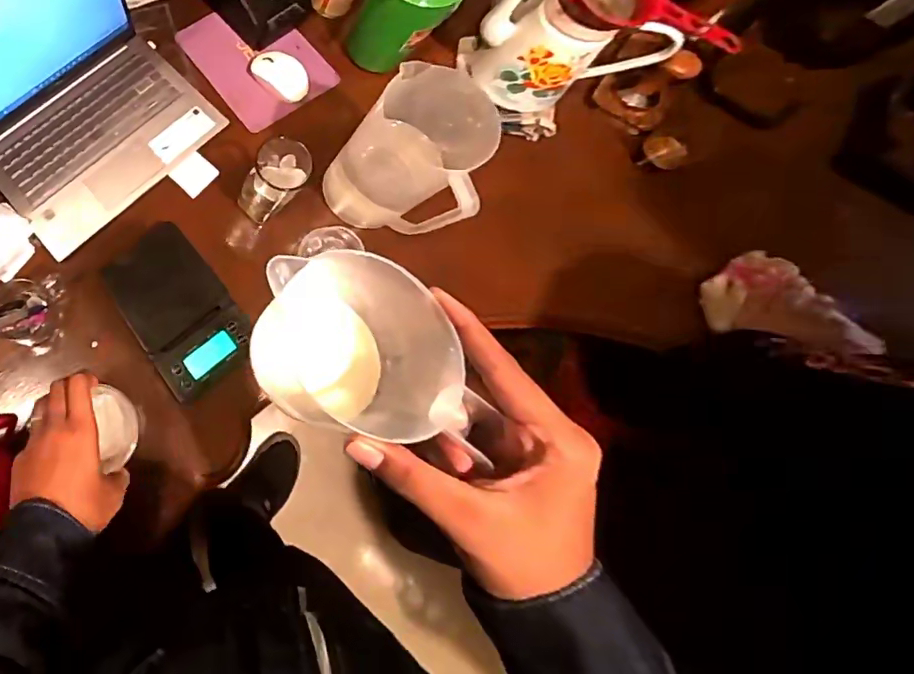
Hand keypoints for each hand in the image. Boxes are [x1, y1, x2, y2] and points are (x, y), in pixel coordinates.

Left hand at [11, 372, 129, 532]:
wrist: (41, 534)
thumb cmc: (82, 507)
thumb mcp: (111, 495)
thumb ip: (117, 477)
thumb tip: (120, 473)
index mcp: (80, 428)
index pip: (77, 384)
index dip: (85, 377)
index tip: (93, 384)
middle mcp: (54, 428)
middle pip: (55, 389)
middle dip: (67, 385)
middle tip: (78, 395)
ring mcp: (33, 442)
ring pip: (39, 409)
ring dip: (51, 405)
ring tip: (61, 418)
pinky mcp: (18, 459)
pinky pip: (31, 436)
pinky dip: (41, 435)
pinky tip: (47, 452)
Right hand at [345, 289, 600, 599]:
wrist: (549, 617)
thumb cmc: (524, 563)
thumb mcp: (468, 517)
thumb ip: (410, 477)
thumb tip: (356, 444)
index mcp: (557, 438)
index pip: (506, 372)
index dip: (471, 331)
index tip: (440, 296)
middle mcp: (550, 434)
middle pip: (490, 388)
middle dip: (450, 369)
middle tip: (412, 334)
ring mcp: (535, 450)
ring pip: (479, 415)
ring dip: (444, 414)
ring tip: (405, 387)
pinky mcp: (519, 465)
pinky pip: (477, 438)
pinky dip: (449, 439)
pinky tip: (420, 432)